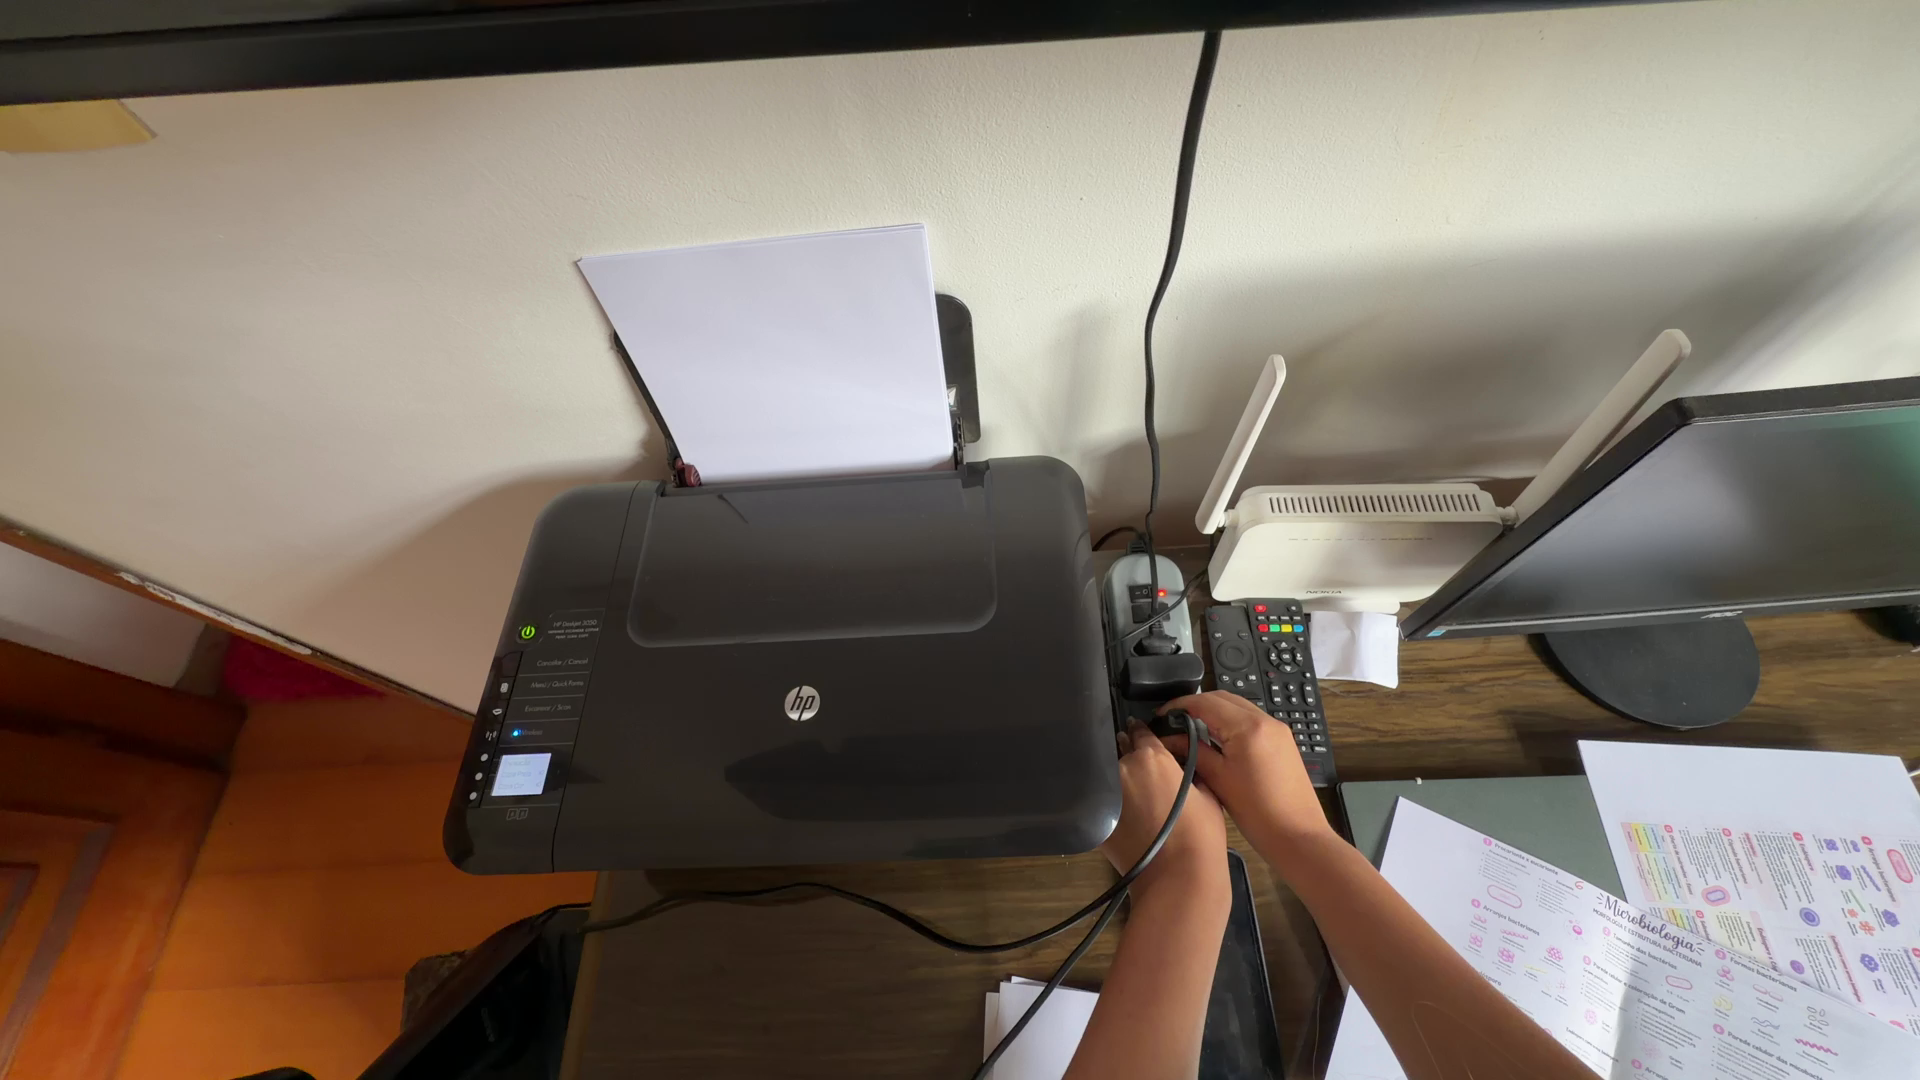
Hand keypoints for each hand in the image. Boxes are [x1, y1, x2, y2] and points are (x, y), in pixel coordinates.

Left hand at [1101, 722, 1228, 900]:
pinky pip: (1104, 802)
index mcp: (1152, 757)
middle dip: (1129, 754)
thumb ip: (1190, 771)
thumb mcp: (1208, 795)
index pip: (1141, 732)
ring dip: (1119, 779)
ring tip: (1132, 795)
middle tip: (1139, 768)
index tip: (1139, 731)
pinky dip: (1111, 804)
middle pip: (1122, 751)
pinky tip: (1123, 816)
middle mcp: (1124, 767)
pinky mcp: (1097, 818)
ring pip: (1110, 776)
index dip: (1141, 731)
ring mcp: (1107, 792)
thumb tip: (1182, 765)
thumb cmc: (1201, 835)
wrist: (1178, 878)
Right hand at [1157, 691, 1332, 870]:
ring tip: (1191, 727)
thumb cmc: (1257, 812)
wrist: (1299, 837)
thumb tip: (1169, 737)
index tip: (1161, 715)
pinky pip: (1250, 719)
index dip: (1179, 705)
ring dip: (1213, 711)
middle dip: (1195, 704)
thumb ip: (1192, 751)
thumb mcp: (1218, 779)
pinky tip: (1216, 737)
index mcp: (1248, 728)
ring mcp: (1277, 729)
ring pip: (1237, 706)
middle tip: (1173, 719)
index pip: (1205, 702)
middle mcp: (1265, 720)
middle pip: (1222, 697)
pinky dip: (1230, 721)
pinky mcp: (1282, 739)